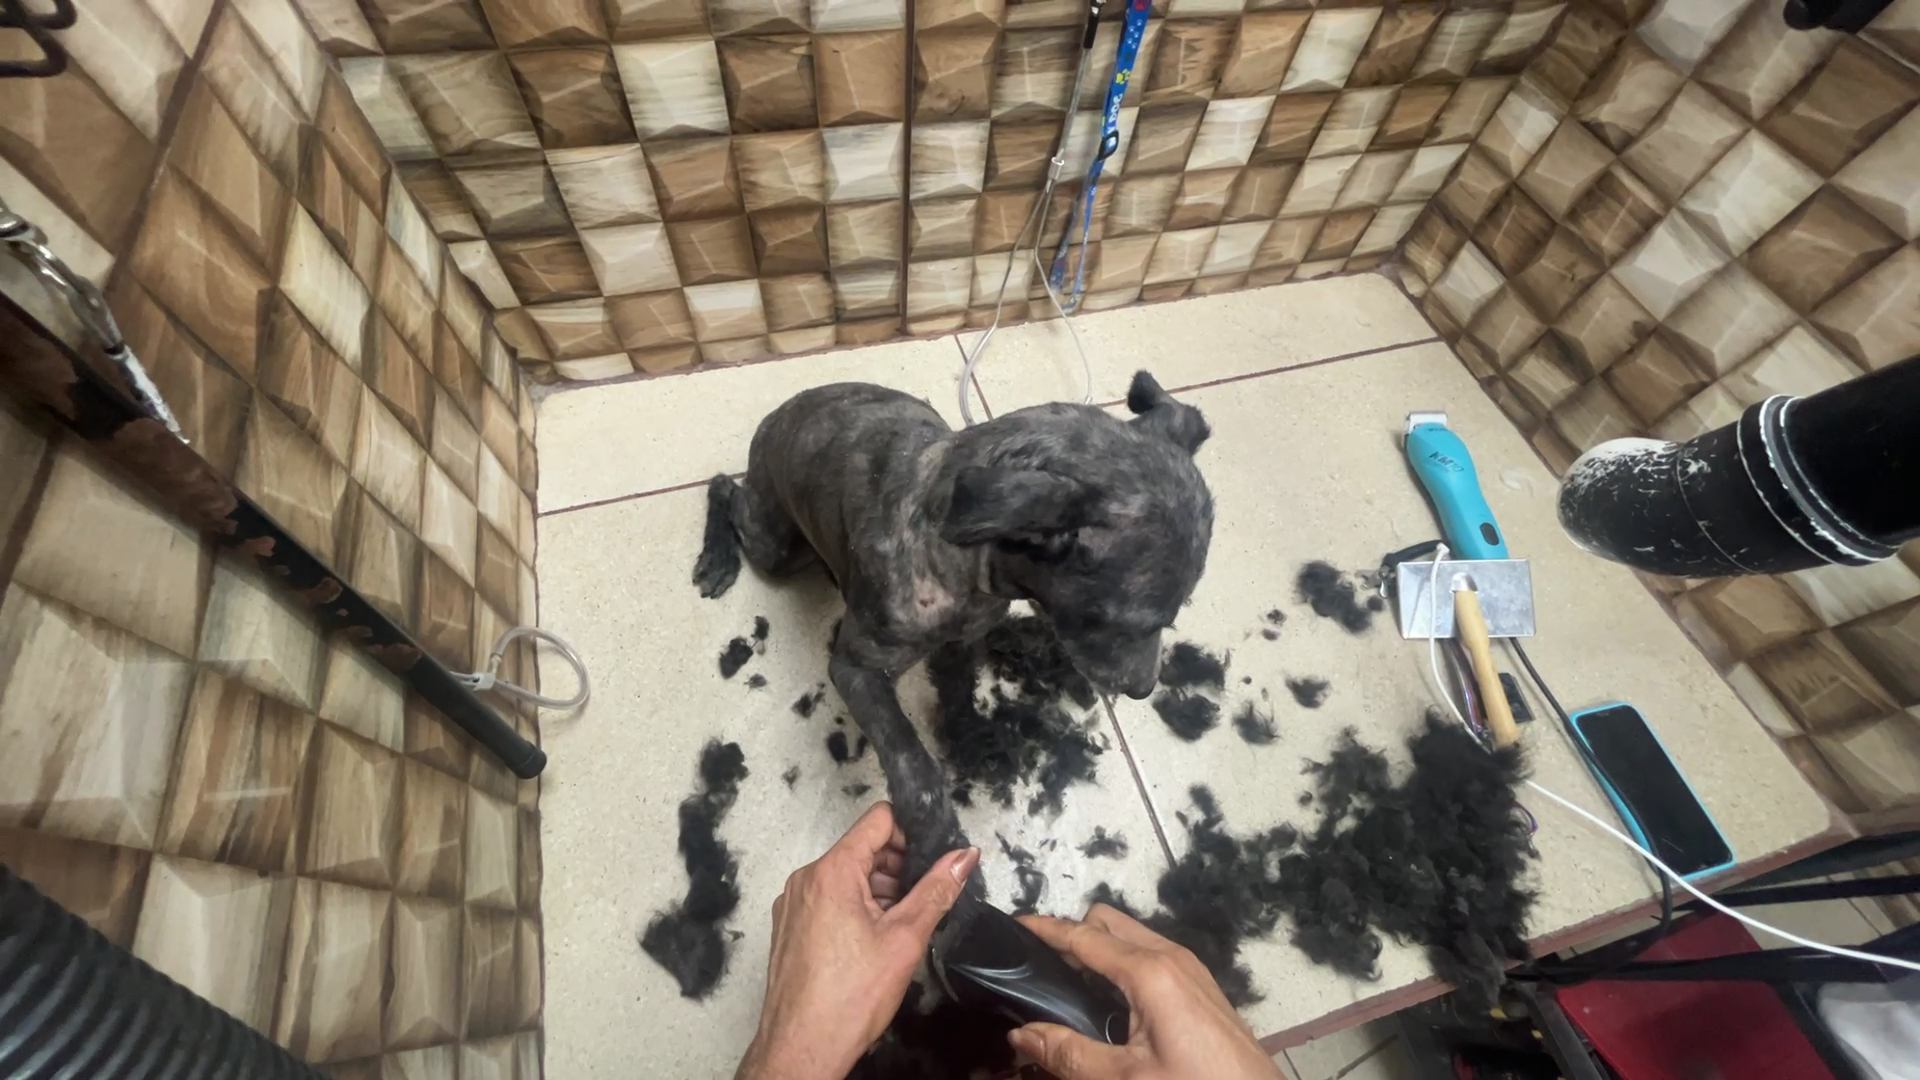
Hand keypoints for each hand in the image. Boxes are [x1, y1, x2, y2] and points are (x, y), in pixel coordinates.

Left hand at [736, 802, 980, 1079]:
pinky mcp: (790, 924)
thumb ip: (937, 889)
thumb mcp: (905, 938)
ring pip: (847, 874)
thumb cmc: (851, 998)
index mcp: (832, 870)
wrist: (800, 1054)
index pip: (878, 819)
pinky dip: (854, 906)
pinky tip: (872, 940)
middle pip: (862, 847)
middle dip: (897, 866)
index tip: (929, 858)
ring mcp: (794, 902)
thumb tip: (966, 855)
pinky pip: (828, 896)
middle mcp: (807, 877)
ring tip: (899, 925)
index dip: (909, 832)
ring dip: (878, 888)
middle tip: (921, 897)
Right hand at [1008, 904, 1284, 1079]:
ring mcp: (1189, 967)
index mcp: (1149, 970)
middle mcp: (1169, 955)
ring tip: (1070, 984)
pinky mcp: (1200, 985)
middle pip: (1107, 920)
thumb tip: (1020, 1034)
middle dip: (1072, 933)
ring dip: (1097, 947)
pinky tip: (1111, 1001)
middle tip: (1042, 967)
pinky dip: (1121, 961)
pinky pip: (1148, 952)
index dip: (1045, 928)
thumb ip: (1070, 1054)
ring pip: (1129, 934)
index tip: (1014, 924)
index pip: (1083, 935)